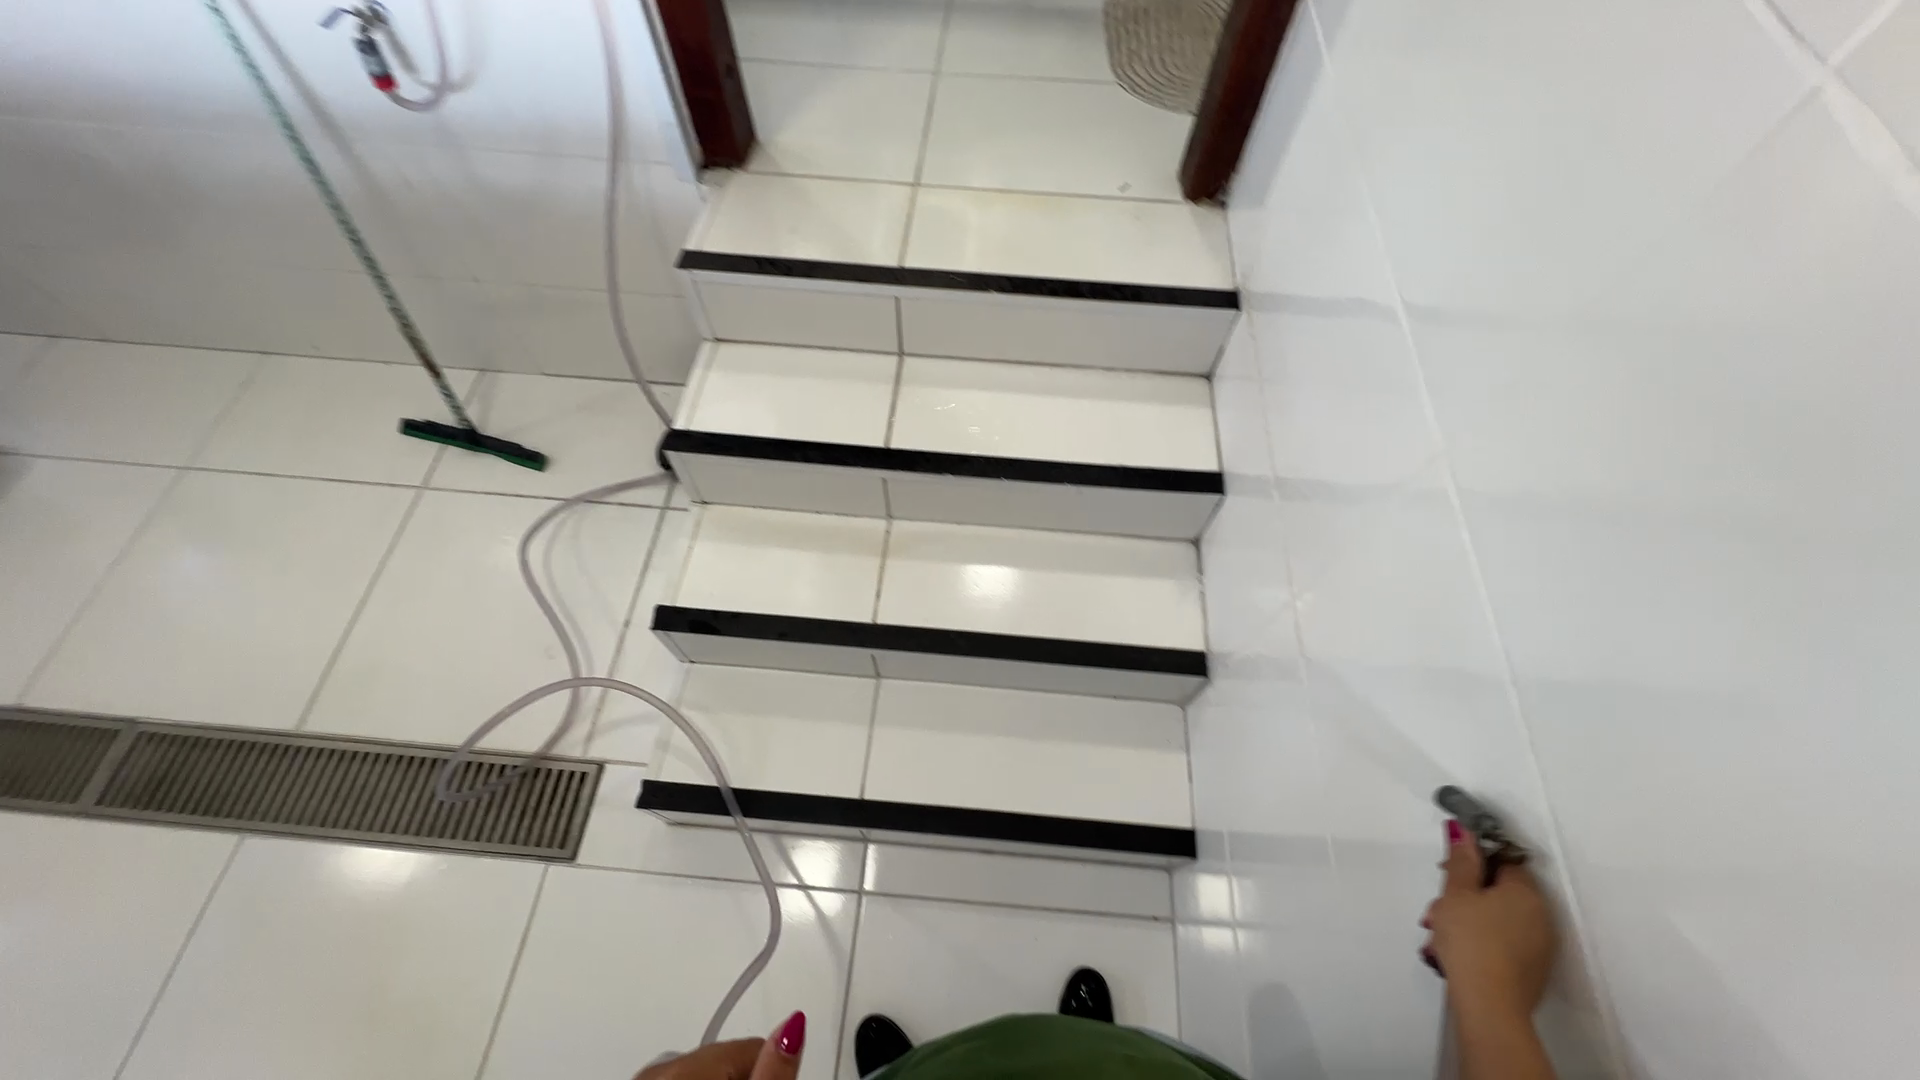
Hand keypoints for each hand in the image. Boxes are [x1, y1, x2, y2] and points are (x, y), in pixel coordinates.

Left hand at [636, 1012, 805, 1079]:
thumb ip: (772, 1068)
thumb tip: (794, 1021)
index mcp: (687, 1058)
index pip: (755, 1042)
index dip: (769, 1068)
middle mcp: (658, 1065)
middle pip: (727, 1054)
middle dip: (743, 1075)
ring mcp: (642, 1077)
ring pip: (702, 1068)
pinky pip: (678, 1077)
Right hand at [1422, 825, 1555, 1019]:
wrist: (1489, 1004)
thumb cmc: (1470, 941)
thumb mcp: (1455, 893)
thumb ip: (1461, 860)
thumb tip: (1464, 830)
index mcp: (1525, 891)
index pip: (1502, 859)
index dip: (1473, 861)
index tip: (1448, 872)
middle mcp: (1541, 915)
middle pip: (1499, 890)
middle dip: (1466, 894)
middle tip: (1438, 907)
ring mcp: (1540, 944)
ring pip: (1499, 916)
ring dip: (1470, 917)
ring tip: (1441, 933)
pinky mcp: (1533, 968)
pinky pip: (1504, 940)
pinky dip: (1482, 939)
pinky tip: (1458, 951)